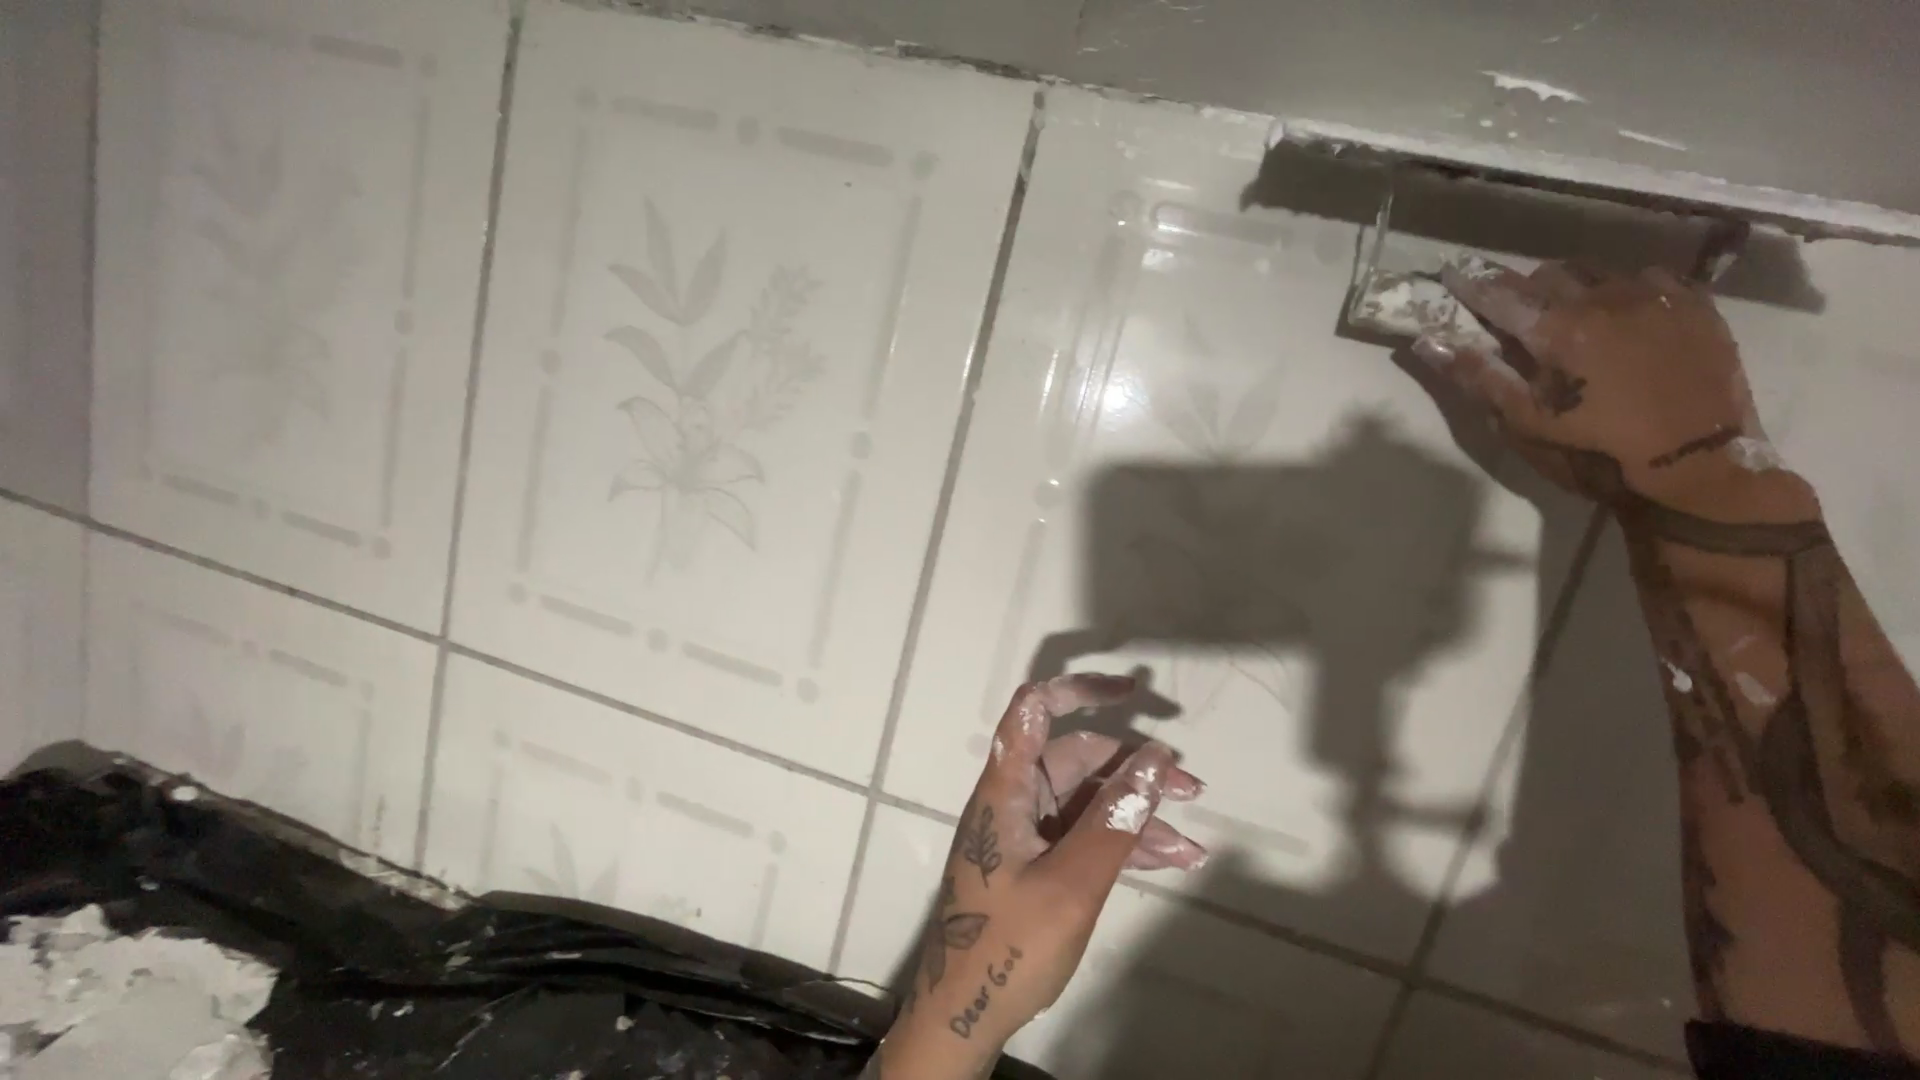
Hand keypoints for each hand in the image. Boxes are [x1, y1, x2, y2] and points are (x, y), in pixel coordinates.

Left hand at [873, 674, 1206, 1079]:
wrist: (963, 1014)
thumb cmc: (1008, 945)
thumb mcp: (1072, 883)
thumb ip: (1114, 820)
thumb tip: (1157, 760)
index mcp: (1006, 788)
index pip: (1033, 711)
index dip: (1079, 689)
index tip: (1132, 692)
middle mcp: (1016, 798)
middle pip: (1077, 757)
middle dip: (1134, 769)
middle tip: (1191, 790)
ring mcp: (1028, 831)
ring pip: (1089, 800)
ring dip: (1138, 814)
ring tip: (1190, 842)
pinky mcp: (1040, 861)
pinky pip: (1086, 835)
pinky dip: (1124, 843)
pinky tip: (1172, 863)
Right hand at [1412, 258, 1804, 519]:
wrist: (1698, 457)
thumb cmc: (1600, 446)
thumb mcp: (1528, 421)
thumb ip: (1480, 377)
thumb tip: (1428, 343)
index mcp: (1559, 329)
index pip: (1501, 296)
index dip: (1471, 285)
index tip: (1450, 273)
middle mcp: (1604, 299)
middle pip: (1548, 275)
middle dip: (1520, 285)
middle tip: (1507, 302)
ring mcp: (1654, 296)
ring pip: (1596, 270)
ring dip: (1569, 283)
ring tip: (1561, 303)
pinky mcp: (1692, 303)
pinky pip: (1647, 276)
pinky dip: (1621, 286)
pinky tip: (1619, 307)